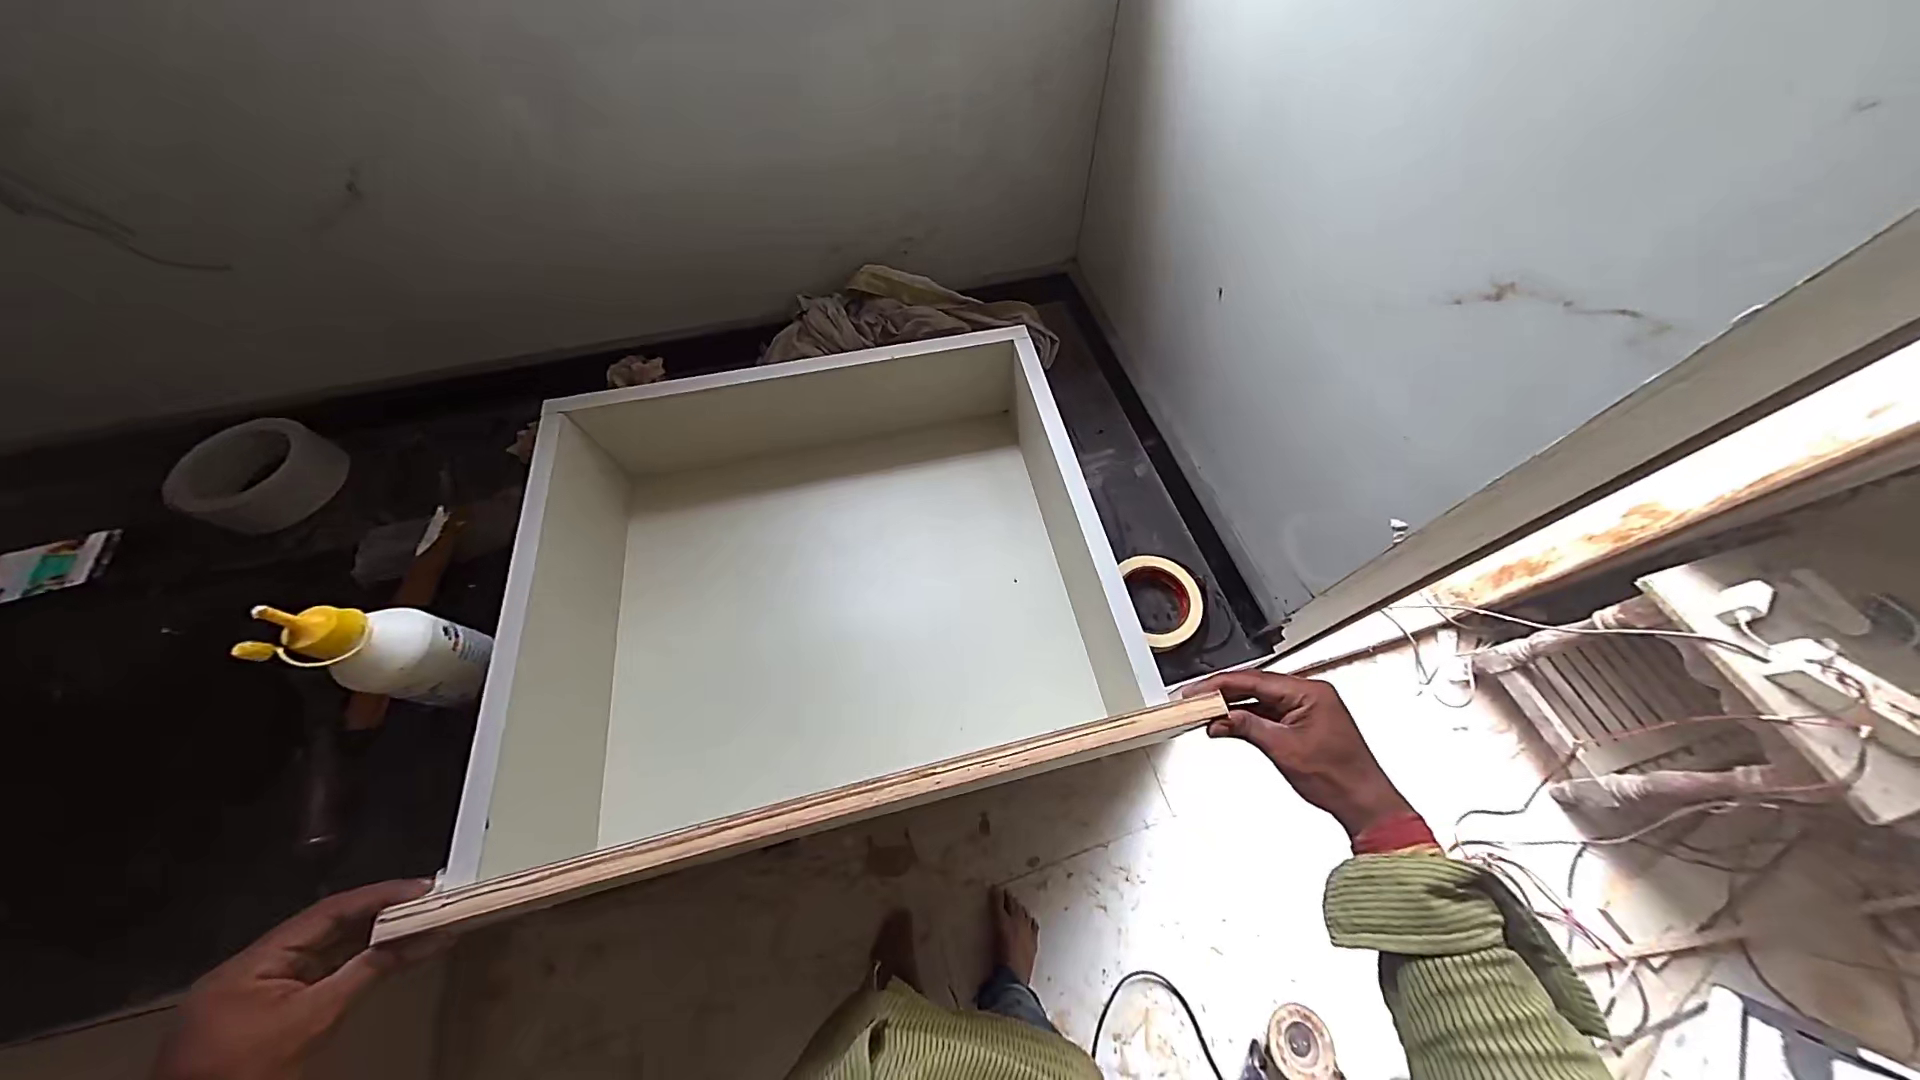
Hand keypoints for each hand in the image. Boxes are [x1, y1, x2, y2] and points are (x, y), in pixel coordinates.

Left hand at [152, 880, 434, 1079]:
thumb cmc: (247, 1071)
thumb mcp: (314, 1018)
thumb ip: (368, 971)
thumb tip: (424, 939)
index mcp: (250, 964)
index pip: (326, 913)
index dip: (378, 896)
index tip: (422, 888)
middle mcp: (251, 969)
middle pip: (327, 928)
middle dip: (380, 915)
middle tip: (428, 902)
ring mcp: (258, 992)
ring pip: (327, 950)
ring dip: (373, 938)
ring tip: (420, 923)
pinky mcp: (270, 1011)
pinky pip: (322, 973)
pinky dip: (358, 961)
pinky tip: (391, 953)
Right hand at [1180, 670, 1413, 838]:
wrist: (1364, 804)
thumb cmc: (1339, 778)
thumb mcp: (1283, 749)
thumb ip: (1247, 727)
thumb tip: (1220, 718)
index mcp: (1310, 692)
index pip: (1254, 679)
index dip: (1220, 684)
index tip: (1197, 690)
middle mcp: (1309, 694)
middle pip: (1255, 685)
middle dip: (1223, 693)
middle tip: (1195, 700)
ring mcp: (1306, 707)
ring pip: (1259, 698)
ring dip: (1233, 706)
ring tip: (1206, 712)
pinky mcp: (1302, 721)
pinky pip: (1267, 712)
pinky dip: (1247, 717)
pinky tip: (1228, 722)